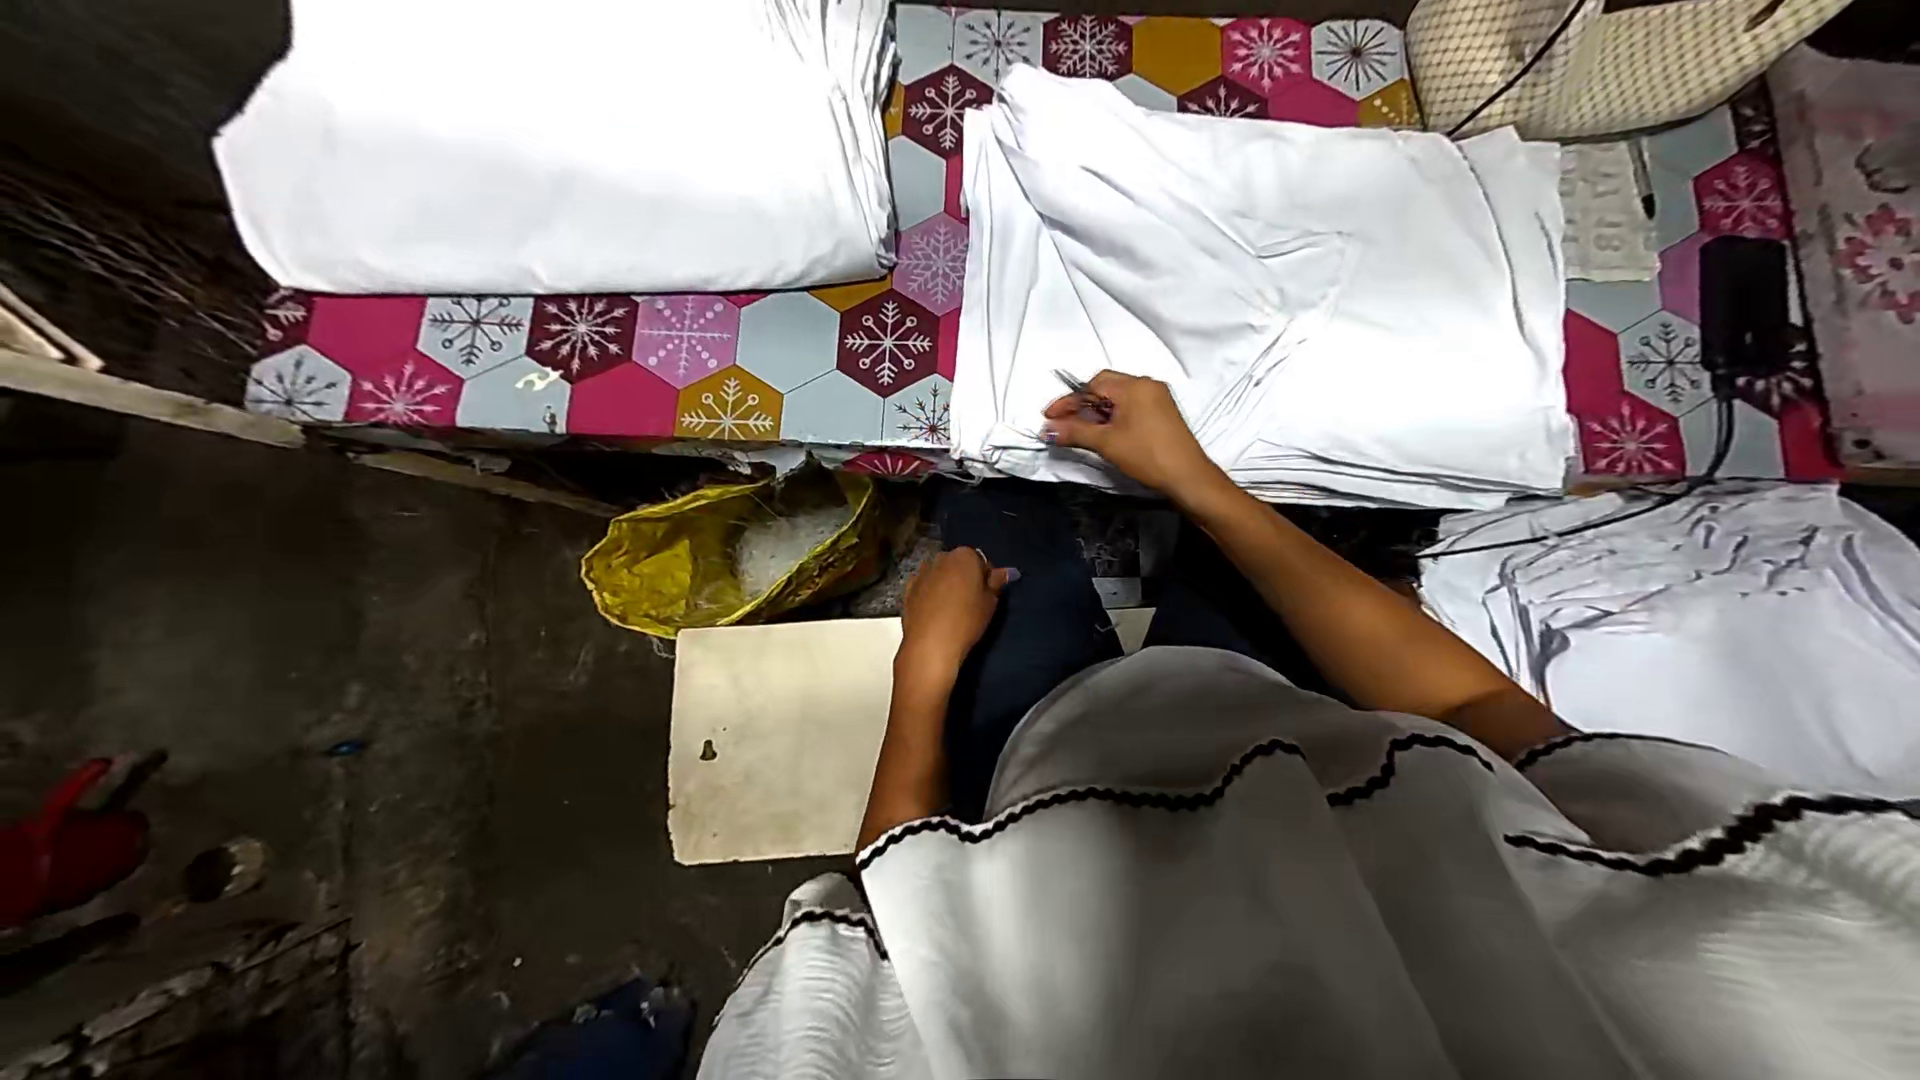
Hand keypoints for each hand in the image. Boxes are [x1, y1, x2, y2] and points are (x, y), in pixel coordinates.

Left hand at [898, 547, 1015, 675]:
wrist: (931, 644)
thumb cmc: (967, 620)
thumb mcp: (990, 602)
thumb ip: (996, 582)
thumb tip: (1006, 571)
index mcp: (964, 556)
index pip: (980, 560)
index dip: (985, 577)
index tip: (986, 593)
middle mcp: (941, 558)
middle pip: (958, 564)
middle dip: (964, 577)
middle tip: (971, 601)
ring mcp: (922, 572)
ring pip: (939, 574)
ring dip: (946, 583)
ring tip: (951, 608)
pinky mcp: (908, 589)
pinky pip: (924, 586)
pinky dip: (930, 592)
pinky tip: (935, 611)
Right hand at [1043, 371, 1227, 500]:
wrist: (1187, 477)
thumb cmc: (1146, 455)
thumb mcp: (1106, 443)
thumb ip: (1074, 432)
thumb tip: (1047, 429)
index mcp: (1134, 386)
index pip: (1092, 385)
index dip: (1068, 401)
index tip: (1049, 417)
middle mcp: (1147, 385)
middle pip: (1105, 387)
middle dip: (1081, 404)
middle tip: (1062, 423)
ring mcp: (1157, 398)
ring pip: (1117, 398)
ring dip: (1096, 411)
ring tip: (1079, 430)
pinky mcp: (1162, 412)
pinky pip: (1130, 406)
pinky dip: (1112, 416)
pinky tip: (1103, 431)